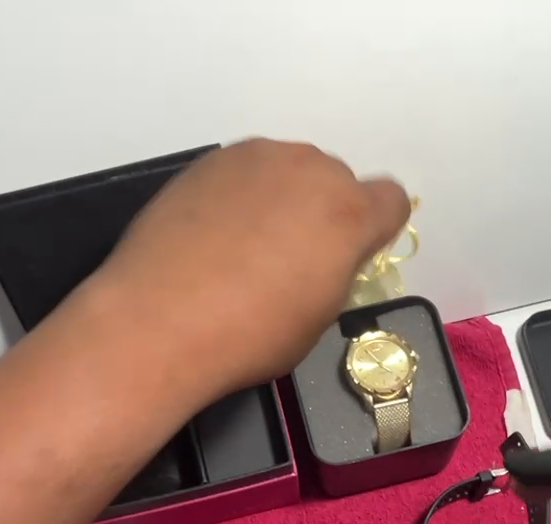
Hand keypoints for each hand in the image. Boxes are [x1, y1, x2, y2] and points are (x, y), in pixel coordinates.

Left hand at [87, 139, 409, 395]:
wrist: (160, 322)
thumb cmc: (247, 337)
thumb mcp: (315, 321)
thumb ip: (335, 276)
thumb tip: (323, 263)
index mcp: (348, 216)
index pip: (390, 201)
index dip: (375, 231)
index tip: (350, 258)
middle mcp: (308, 172)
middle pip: (336, 182)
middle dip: (324, 216)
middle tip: (291, 262)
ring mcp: (255, 159)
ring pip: (288, 172)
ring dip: (282, 202)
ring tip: (246, 251)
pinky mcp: (209, 162)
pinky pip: (244, 174)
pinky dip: (240, 198)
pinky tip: (213, 240)